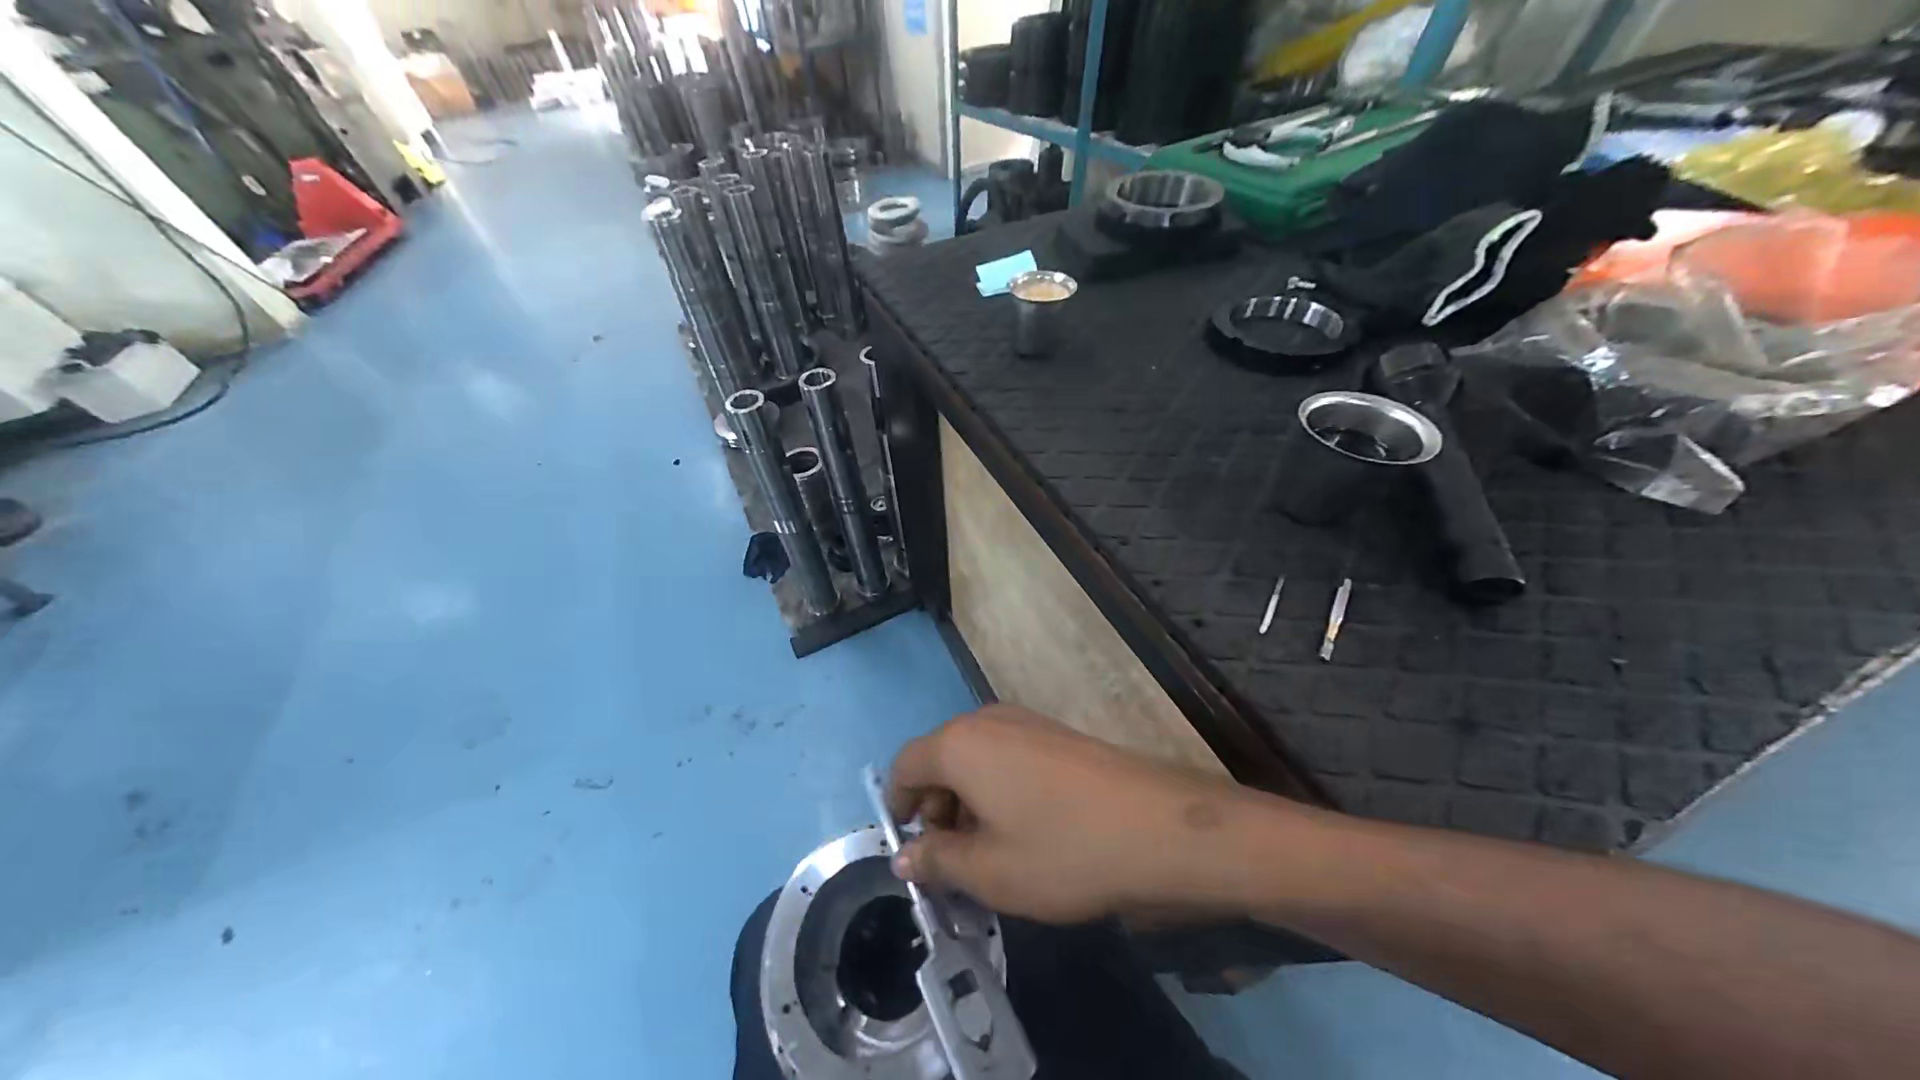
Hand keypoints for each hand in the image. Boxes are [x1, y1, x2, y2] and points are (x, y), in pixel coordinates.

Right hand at [886, 704, 1294, 922]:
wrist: (1162, 828)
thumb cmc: (1064, 850)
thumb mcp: (990, 871)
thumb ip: (937, 861)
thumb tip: (904, 855)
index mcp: (960, 743)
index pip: (905, 766)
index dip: (898, 808)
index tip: (912, 851)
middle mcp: (989, 720)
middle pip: (941, 759)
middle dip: (936, 809)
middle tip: (952, 862)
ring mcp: (1028, 722)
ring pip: (976, 760)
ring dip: (969, 803)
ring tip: (991, 854)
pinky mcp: (1058, 735)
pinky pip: (1008, 758)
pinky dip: (1000, 791)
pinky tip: (1027, 832)